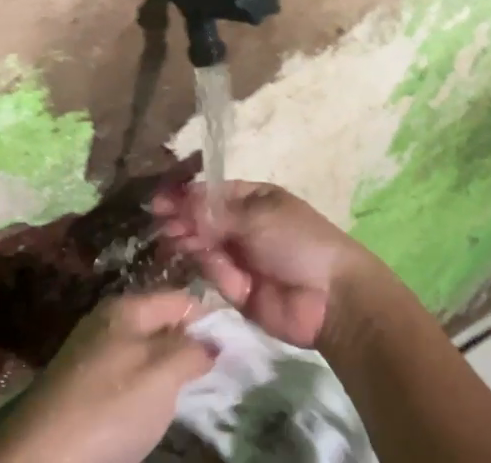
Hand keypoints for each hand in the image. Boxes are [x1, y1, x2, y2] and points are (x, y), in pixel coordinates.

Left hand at [0, 291, 214, 462]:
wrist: (41, 454)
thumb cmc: (109, 408)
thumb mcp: (160, 377)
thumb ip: (190, 352)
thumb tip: (212, 340)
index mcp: (125, 307)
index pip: (179, 298)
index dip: (209, 318)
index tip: (237, 344)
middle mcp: (106, 320)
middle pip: (160, 322)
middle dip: (188, 343)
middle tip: (219, 370)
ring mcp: (91, 350)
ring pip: (143, 349)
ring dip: (167, 366)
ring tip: (192, 389)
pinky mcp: (81, 382)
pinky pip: (126, 371)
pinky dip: (144, 384)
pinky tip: (152, 405)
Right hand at [152, 181, 371, 348]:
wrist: (331, 298)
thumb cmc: (298, 242)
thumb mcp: (257, 216)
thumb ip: (214, 212)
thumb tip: (181, 202)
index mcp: (253, 199)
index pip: (211, 193)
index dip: (185, 195)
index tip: (160, 201)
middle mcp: (243, 225)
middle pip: (202, 220)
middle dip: (183, 220)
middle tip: (163, 224)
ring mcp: (239, 257)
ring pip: (203, 246)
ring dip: (191, 243)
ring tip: (178, 243)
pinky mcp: (237, 289)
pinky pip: (213, 274)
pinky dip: (210, 271)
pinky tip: (213, 267)